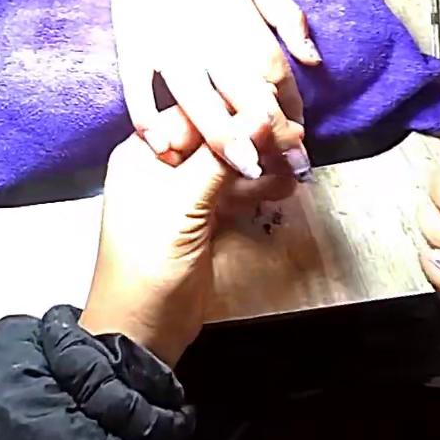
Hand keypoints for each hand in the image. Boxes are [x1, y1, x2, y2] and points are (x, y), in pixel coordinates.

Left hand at [80, 108, 299, 364]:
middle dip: (251, 138)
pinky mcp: (200, 216)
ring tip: (297, 161)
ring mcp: (181, 191)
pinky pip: (231, 191)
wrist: (142, 330)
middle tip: (296, 138)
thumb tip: (259, 116)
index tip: (274, 109)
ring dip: (260, 163)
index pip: (191, 115)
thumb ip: (219, 160)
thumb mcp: (182, 204)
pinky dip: (256, 189)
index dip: (232, 111)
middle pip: (212, 138)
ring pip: (226, 165)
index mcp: (142, 151)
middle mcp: (160, 164)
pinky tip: (285, 185)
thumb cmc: (150, 260)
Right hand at [104, 0, 318, 180]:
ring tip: (244, 169)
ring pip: (196, 100)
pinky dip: (148, 122)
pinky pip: (137, 93)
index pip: (275, 71)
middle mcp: (204, 36)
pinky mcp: (132, 51)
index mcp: (238, 19)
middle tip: (291, 170)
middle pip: (244, 93)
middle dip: (271, 135)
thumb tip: (312, 61)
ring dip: (222, 138)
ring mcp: (165, 46)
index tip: (301, 134)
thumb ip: (289, 17)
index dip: (293, 106)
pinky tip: (164, 150)